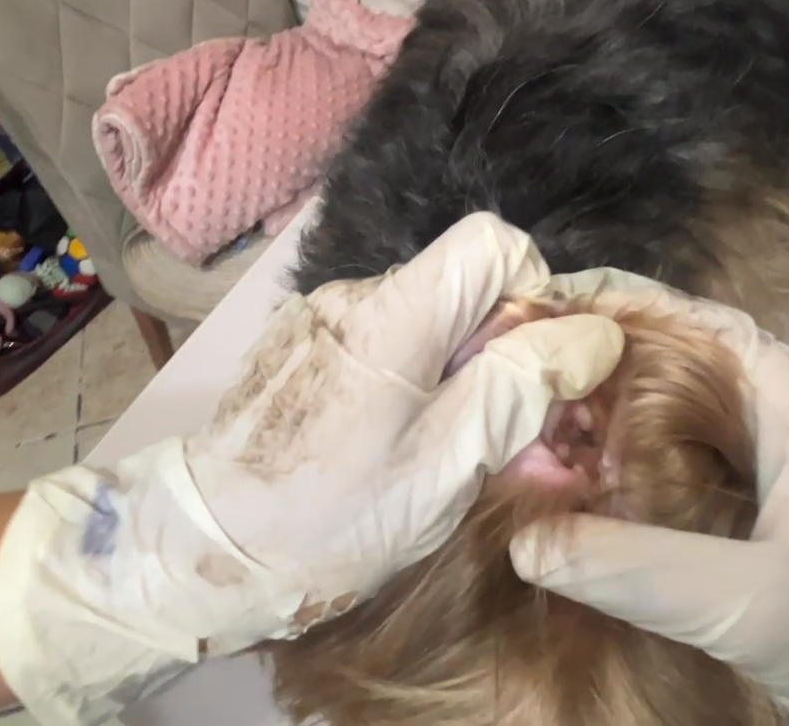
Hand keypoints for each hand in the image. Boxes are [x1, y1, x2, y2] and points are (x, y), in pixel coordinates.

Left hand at [0, 213, 624, 723]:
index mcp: (393, 314)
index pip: (490, 240)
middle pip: (460, 280)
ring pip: (426, 312)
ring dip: (457, 363)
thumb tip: (589, 334)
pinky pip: (384, 334)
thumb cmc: (329, 519)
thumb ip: (518, 391)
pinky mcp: (304, 341)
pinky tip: (390, 432)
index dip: (528, 290)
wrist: (200, 547)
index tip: (528, 364)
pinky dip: (413, 371)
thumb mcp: (443, 468)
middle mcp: (354, 294)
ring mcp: (322, 314)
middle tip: (499, 422)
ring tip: (443, 439)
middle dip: (499, 340)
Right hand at [511, 272, 788, 725]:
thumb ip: (638, 568)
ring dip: (614, 405)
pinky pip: (669, 462)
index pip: (715, 329)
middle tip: (538, 359)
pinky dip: (622, 456)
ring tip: (547, 406)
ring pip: (674, 412)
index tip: (568, 302)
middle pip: (685, 363)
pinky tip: (581, 469)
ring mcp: (761, 473)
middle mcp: (779, 428)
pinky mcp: (743, 515)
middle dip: (612, 353)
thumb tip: (522, 540)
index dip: (642, 304)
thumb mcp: (748, 601)